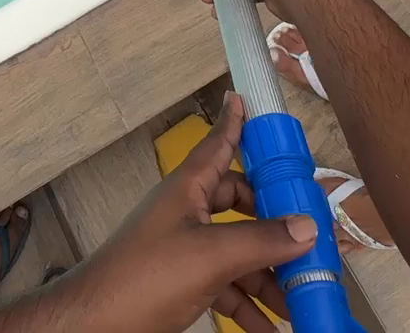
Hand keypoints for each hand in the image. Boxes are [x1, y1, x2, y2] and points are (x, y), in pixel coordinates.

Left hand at [56, 93, 316, 332]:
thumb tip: (306, 226)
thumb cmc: (146, 276)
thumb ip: (260, 240)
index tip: (244, 100)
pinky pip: (226, 288)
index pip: (218, 144)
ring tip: (301, 301)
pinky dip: (249, 307)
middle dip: (275, 225)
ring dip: (268, 277)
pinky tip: (272, 328)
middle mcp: (189, 211)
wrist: (98, 324)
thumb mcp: (210, 255)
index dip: (233, 122)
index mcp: (190, 188)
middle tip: (311, 237)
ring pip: (238, 252)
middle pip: (240, 206)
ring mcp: (186, 248)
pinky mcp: (184, 282)